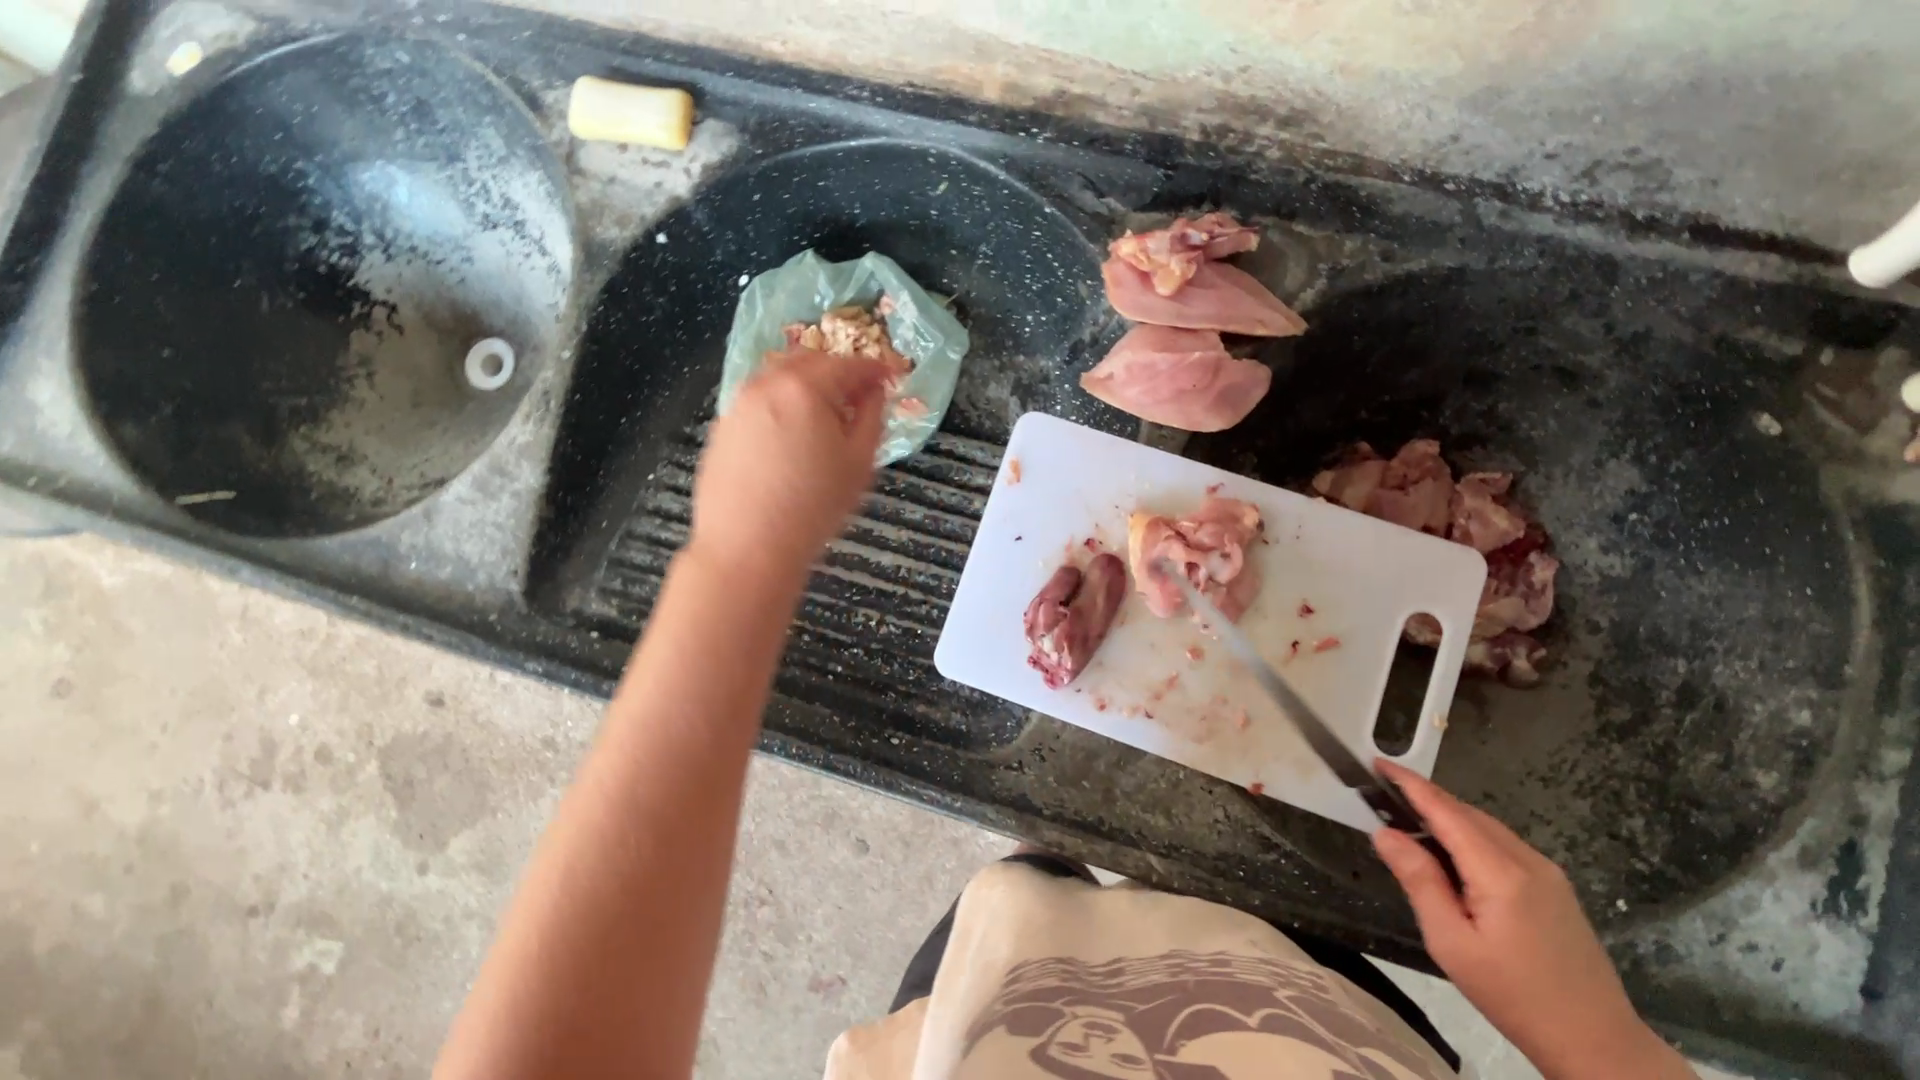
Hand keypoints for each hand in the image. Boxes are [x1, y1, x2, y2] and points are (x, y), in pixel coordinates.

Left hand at [690, 349, 891, 582]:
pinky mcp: (723, 427)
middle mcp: (767, 385)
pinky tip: (792, 436)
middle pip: (810, 361)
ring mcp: (739, 404)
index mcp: (805, 388)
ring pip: (780, 378)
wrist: (747, 548)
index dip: (874, 370)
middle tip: (859, 396)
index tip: (890, 378)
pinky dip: (782, 405)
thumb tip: (873, 394)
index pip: (848, 365)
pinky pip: (759, 401)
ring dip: (807, 385)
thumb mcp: (859, 463)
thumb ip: (872, 418)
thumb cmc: (812, 508)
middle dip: (838, 372)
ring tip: (826, 417)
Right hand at [1371, 760, 1693, 1079]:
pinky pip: (1503, 846)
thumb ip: (1419, 881)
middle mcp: (1528, 861)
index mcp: (1500, 872)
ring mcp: (1548, 873)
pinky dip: (1469, 838)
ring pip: (1487, 829)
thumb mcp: (1451, 942)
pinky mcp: (1555, 888)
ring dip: (1447, 818)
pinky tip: (1451, 857)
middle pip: (1467, 814)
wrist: (1596, 1041)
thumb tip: (1385, 833)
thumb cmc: (1513, 995)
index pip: (1446, 812)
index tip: (1378, 763)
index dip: (1410, 785)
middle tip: (1382, 795)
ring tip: (1408, 824)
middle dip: (1425, 798)